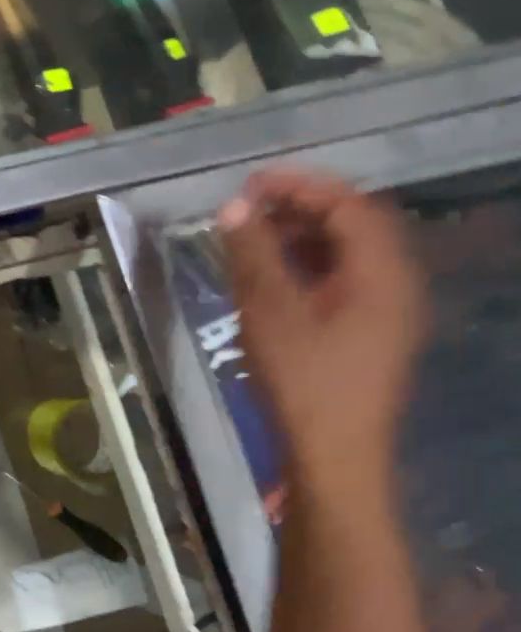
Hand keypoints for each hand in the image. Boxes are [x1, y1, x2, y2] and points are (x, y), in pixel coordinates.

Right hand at [219, 168, 427, 485]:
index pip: (351, 208)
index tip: (250, 182)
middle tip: (245, 203)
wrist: (333, 449)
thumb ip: (253, 255)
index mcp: (382, 276)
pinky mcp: (366, 329)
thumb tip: (235, 207)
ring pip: (347, 251)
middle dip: (301, 205)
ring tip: (248, 230)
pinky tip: (267, 268)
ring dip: (300, 232)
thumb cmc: (303, 379)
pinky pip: (341, 275)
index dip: (303, 186)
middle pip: (356, 226)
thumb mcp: (268, 312)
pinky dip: (304, 259)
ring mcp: (384, 309)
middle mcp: (395, 285)